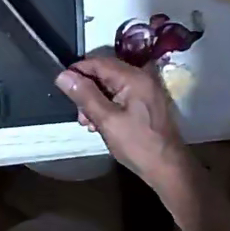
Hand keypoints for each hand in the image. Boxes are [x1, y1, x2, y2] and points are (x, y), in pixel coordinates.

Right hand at [54, 55, 193, 193]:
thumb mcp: (106, 119)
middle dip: (86, 90)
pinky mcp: (144, 104)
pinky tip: (100, 124)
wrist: (167, 168)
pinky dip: (106, 107)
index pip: (98, 63)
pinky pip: (119, 97)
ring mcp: (144, 91)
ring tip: (88, 123)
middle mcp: (141, 78)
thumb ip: (84, 95)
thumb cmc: (137, 144)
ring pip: (110, 87)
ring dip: (94, 101)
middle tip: (79, 113)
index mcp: (133, 78)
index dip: (77, 71)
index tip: (61, 86)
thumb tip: (63, 75)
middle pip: (104, 74)